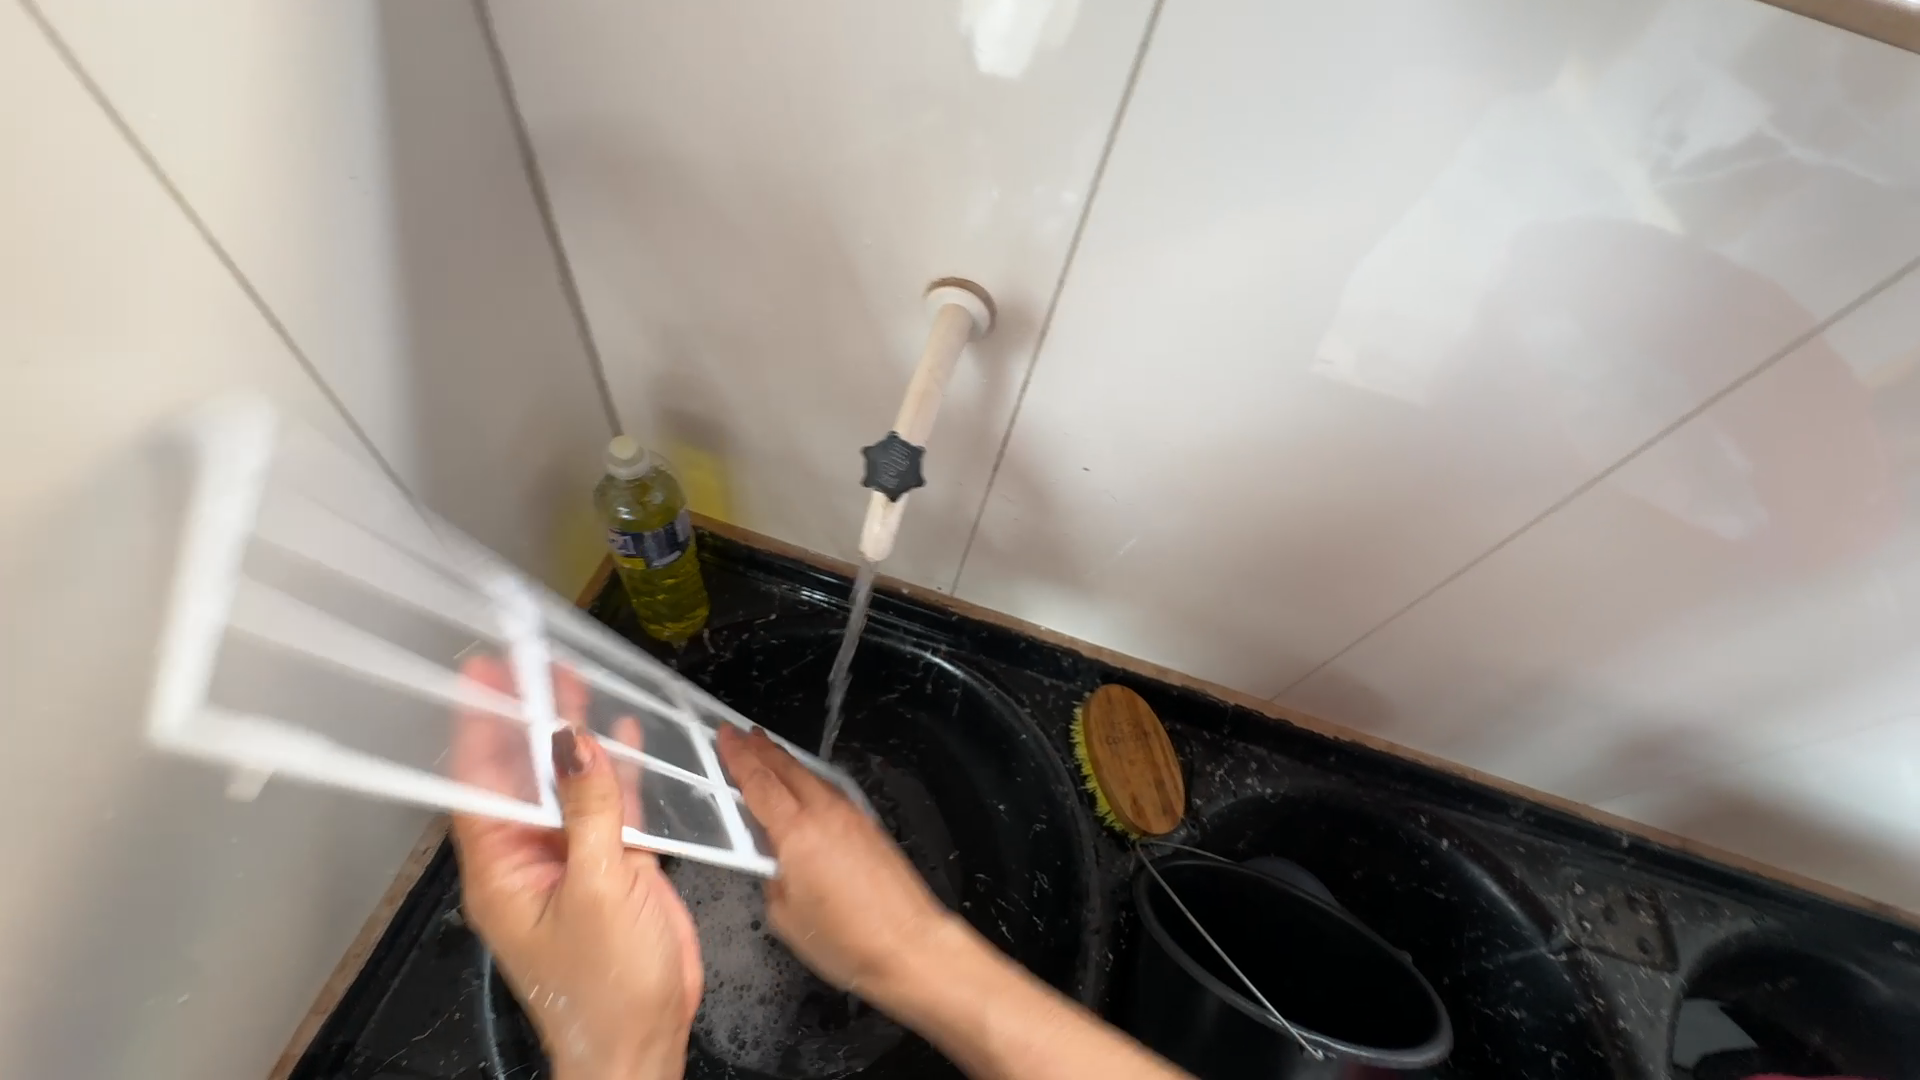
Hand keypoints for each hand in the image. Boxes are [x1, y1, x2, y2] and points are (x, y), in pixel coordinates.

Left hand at [450, 657, 701, 1079]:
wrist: (644, 1035)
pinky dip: (620, 767)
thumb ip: (588, 811)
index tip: (483, 680)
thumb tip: (572, 743)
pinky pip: (613, 801)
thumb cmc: (607, 982)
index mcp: (504, 869)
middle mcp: (532, 855)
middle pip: (526, 775)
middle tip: (536, 666)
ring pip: (571, 782)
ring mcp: (575, 856)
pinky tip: (625, 734)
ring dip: (575, 737)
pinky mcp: (615, 860)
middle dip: (530, 720)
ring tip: (578, 683)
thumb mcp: (597, 888)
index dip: (480, 729)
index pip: (481, 785)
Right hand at [714, 725, 953, 992]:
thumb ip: (772, 877)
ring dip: (786, 761)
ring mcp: (851, 815)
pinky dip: (809, 780)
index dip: (739, 757)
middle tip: (741, 733)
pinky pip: (830, 791)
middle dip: (761, 749)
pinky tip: (804, 785)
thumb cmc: (844, 940)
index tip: (725, 735)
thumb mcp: (786, 916)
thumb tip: (774, 859)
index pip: (760, 783)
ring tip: (767, 750)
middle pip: (787, 769)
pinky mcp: (868, 824)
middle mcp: (825, 812)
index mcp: (797, 832)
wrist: (908, 942)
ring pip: (811, 776)